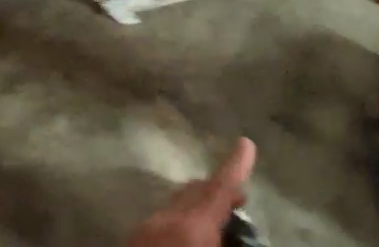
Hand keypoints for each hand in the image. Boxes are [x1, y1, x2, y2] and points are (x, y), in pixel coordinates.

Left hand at [127, 138, 256, 246]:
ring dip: (199, 207)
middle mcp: (165, 219)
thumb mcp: (210, 242)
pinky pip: (163, 220)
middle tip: (239, 202)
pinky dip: (180, 221)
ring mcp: (144, 228)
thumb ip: (228, 239)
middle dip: (218, 190)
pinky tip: (187, 238)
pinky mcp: (132, 238)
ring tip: (216, 225)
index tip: (246, 142)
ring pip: (177, 204)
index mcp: (191, 227)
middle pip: (197, 190)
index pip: (220, 186)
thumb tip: (233, 229)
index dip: (237, 165)